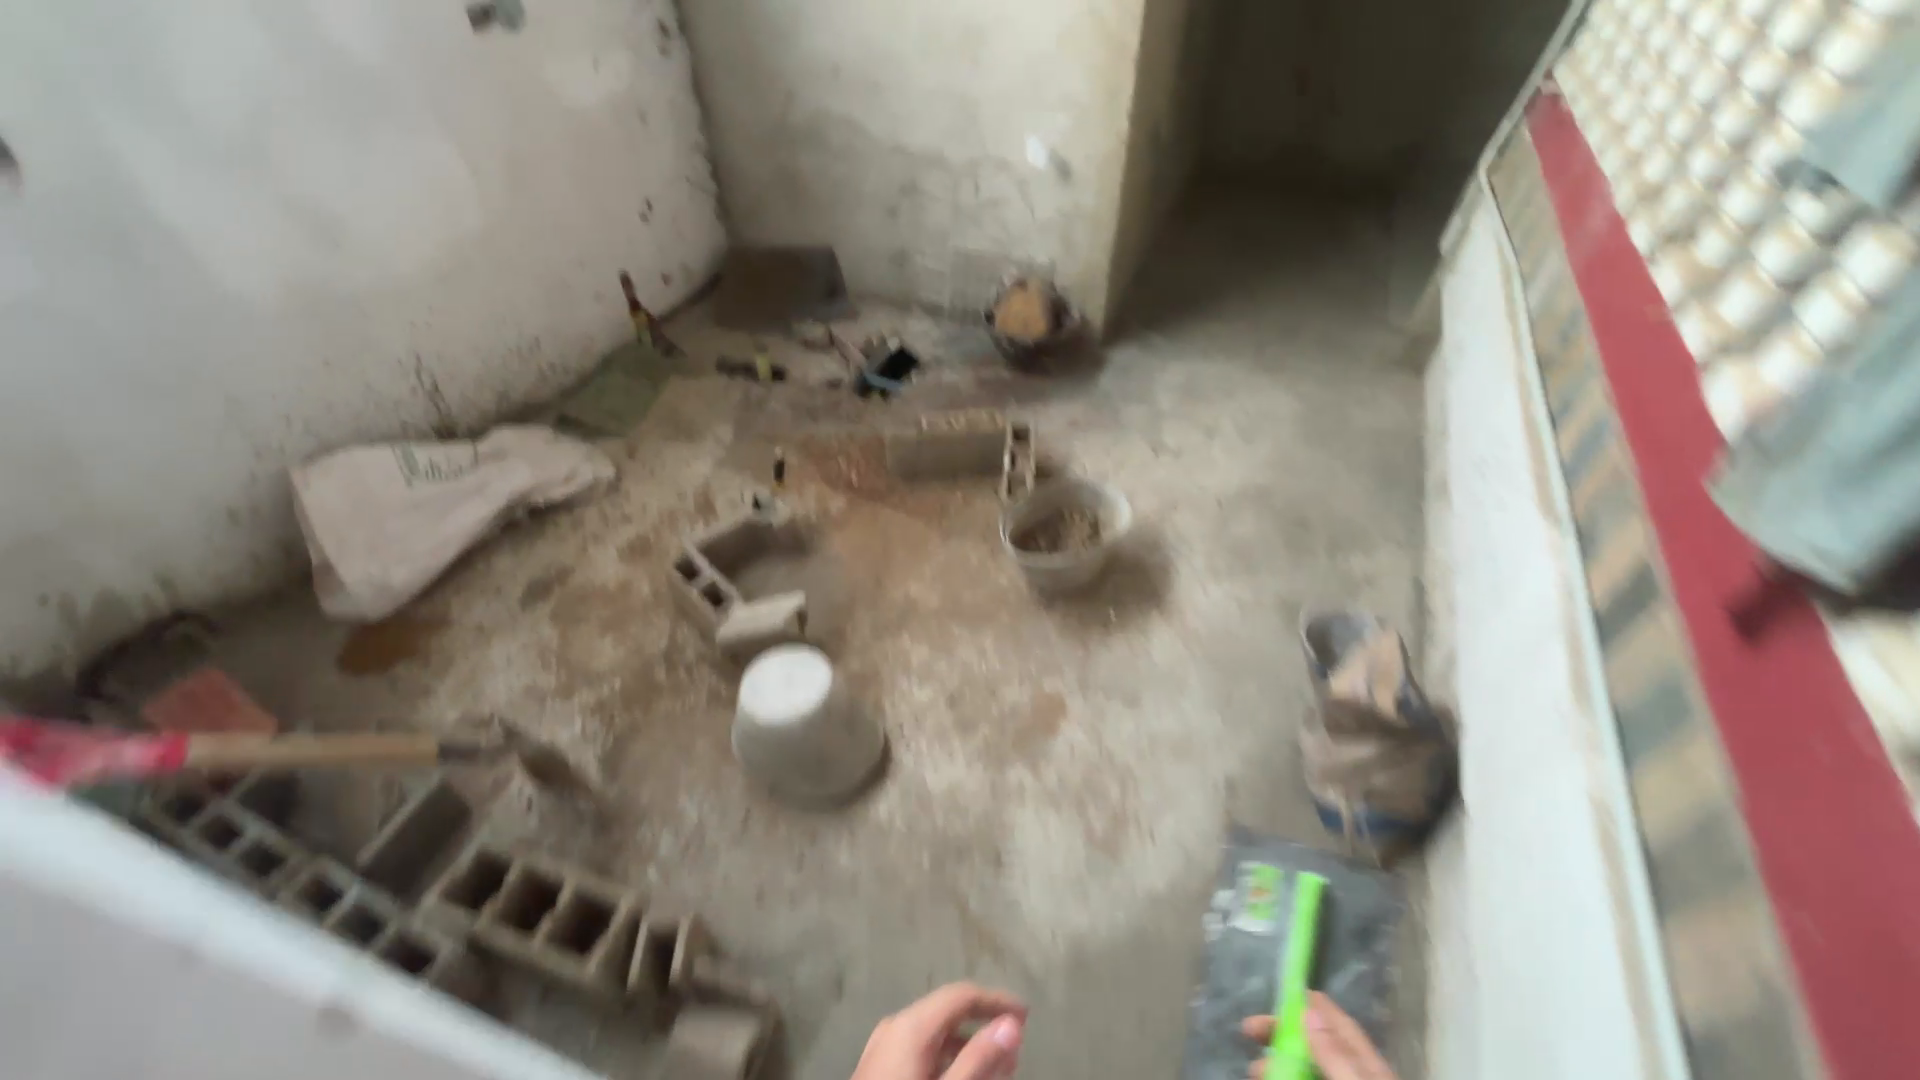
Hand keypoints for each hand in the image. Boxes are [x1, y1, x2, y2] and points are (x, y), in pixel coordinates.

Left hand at [851, 982, 1027, 1079]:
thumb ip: (980, 1060)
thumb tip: (1011, 1026)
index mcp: (911, 1025)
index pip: (962, 995)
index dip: (997, 1001)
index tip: (1026, 1017)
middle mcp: (895, 1025)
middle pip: (948, 1012)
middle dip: (984, 1026)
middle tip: (1015, 1048)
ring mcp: (883, 1045)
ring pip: (935, 1033)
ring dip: (967, 1046)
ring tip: (996, 1069)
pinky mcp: (878, 1066)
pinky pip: (920, 1050)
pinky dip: (946, 1058)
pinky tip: (961, 1077)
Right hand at [1240, 992, 1396, 1079]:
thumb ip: (1335, 1056)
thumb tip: (1308, 1012)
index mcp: (1369, 1071)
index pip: (1342, 1028)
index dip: (1316, 1007)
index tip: (1285, 990)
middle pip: (1319, 1050)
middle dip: (1284, 1037)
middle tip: (1250, 1030)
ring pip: (1309, 1076)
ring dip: (1281, 1068)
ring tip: (1255, 1072)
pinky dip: (1288, 1079)